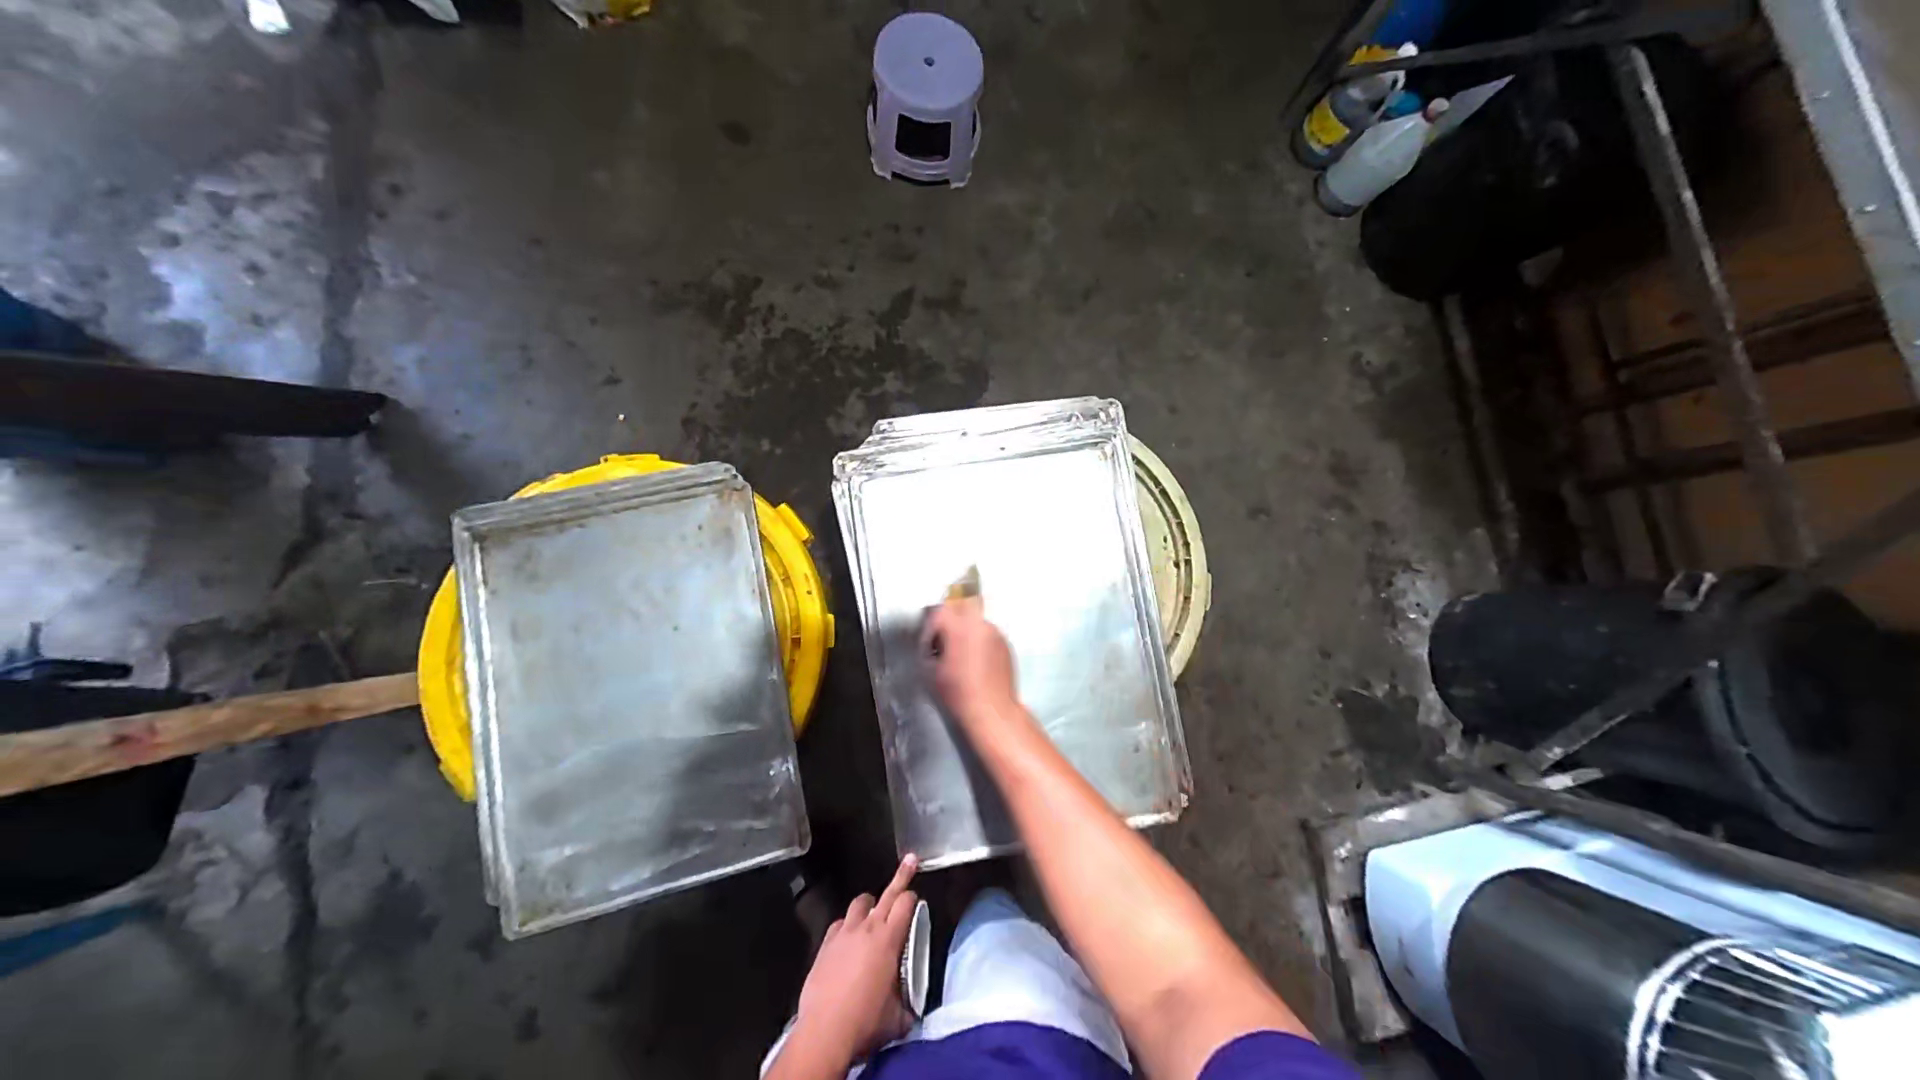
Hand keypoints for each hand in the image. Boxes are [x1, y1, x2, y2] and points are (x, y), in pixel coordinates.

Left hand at [790, 855, 920, 1063]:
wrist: (825, 1032)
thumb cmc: (866, 1022)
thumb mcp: (898, 1016)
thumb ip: (908, 1002)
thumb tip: (911, 1007)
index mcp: (889, 939)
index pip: (905, 903)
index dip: (914, 898)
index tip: (917, 899)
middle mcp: (866, 928)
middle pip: (887, 893)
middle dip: (901, 875)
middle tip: (910, 860)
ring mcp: (843, 933)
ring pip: (860, 903)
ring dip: (870, 905)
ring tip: (874, 915)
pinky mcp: (825, 944)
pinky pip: (840, 923)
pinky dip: (848, 926)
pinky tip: (848, 940)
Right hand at [921, 597, 1019, 727]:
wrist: (991, 710)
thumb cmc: (959, 692)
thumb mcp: (933, 669)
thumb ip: (931, 648)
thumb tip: (934, 642)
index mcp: (959, 627)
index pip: (940, 611)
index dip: (932, 626)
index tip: (930, 642)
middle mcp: (979, 624)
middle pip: (961, 607)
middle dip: (950, 620)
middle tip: (944, 641)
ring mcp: (995, 633)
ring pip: (976, 620)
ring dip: (966, 630)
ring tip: (961, 654)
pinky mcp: (1006, 643)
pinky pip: (988, 633)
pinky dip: (980, 641)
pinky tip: (976, 661)